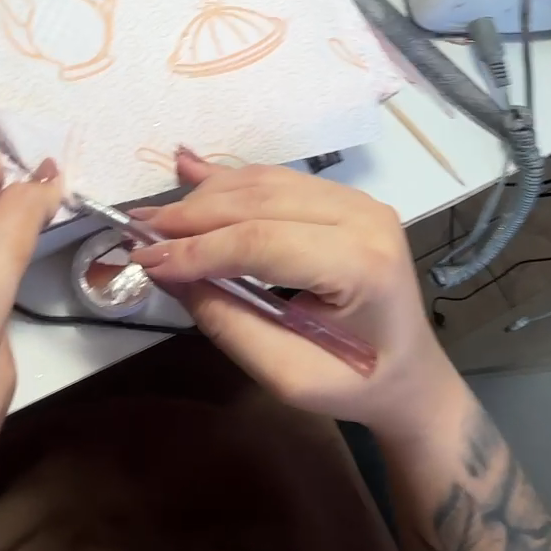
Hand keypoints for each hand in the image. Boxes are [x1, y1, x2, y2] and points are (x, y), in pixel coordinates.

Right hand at [130, 152, 463, 442]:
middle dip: (192, 215)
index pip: (262, 241)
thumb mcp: (288, 375)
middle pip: (259, 202)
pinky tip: (189, 166)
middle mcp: (363, 216)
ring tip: (157, 213)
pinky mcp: (343, 196)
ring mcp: (357, 199)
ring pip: (263, 181)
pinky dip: (229, 178)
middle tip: (139, 229)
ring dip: (205, 195)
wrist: (411, 373)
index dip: (197, 248)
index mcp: (362, 265)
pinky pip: (276, 179)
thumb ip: (228, 321)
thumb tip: (167, 273)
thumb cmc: (355, 384)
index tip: (145, 257)